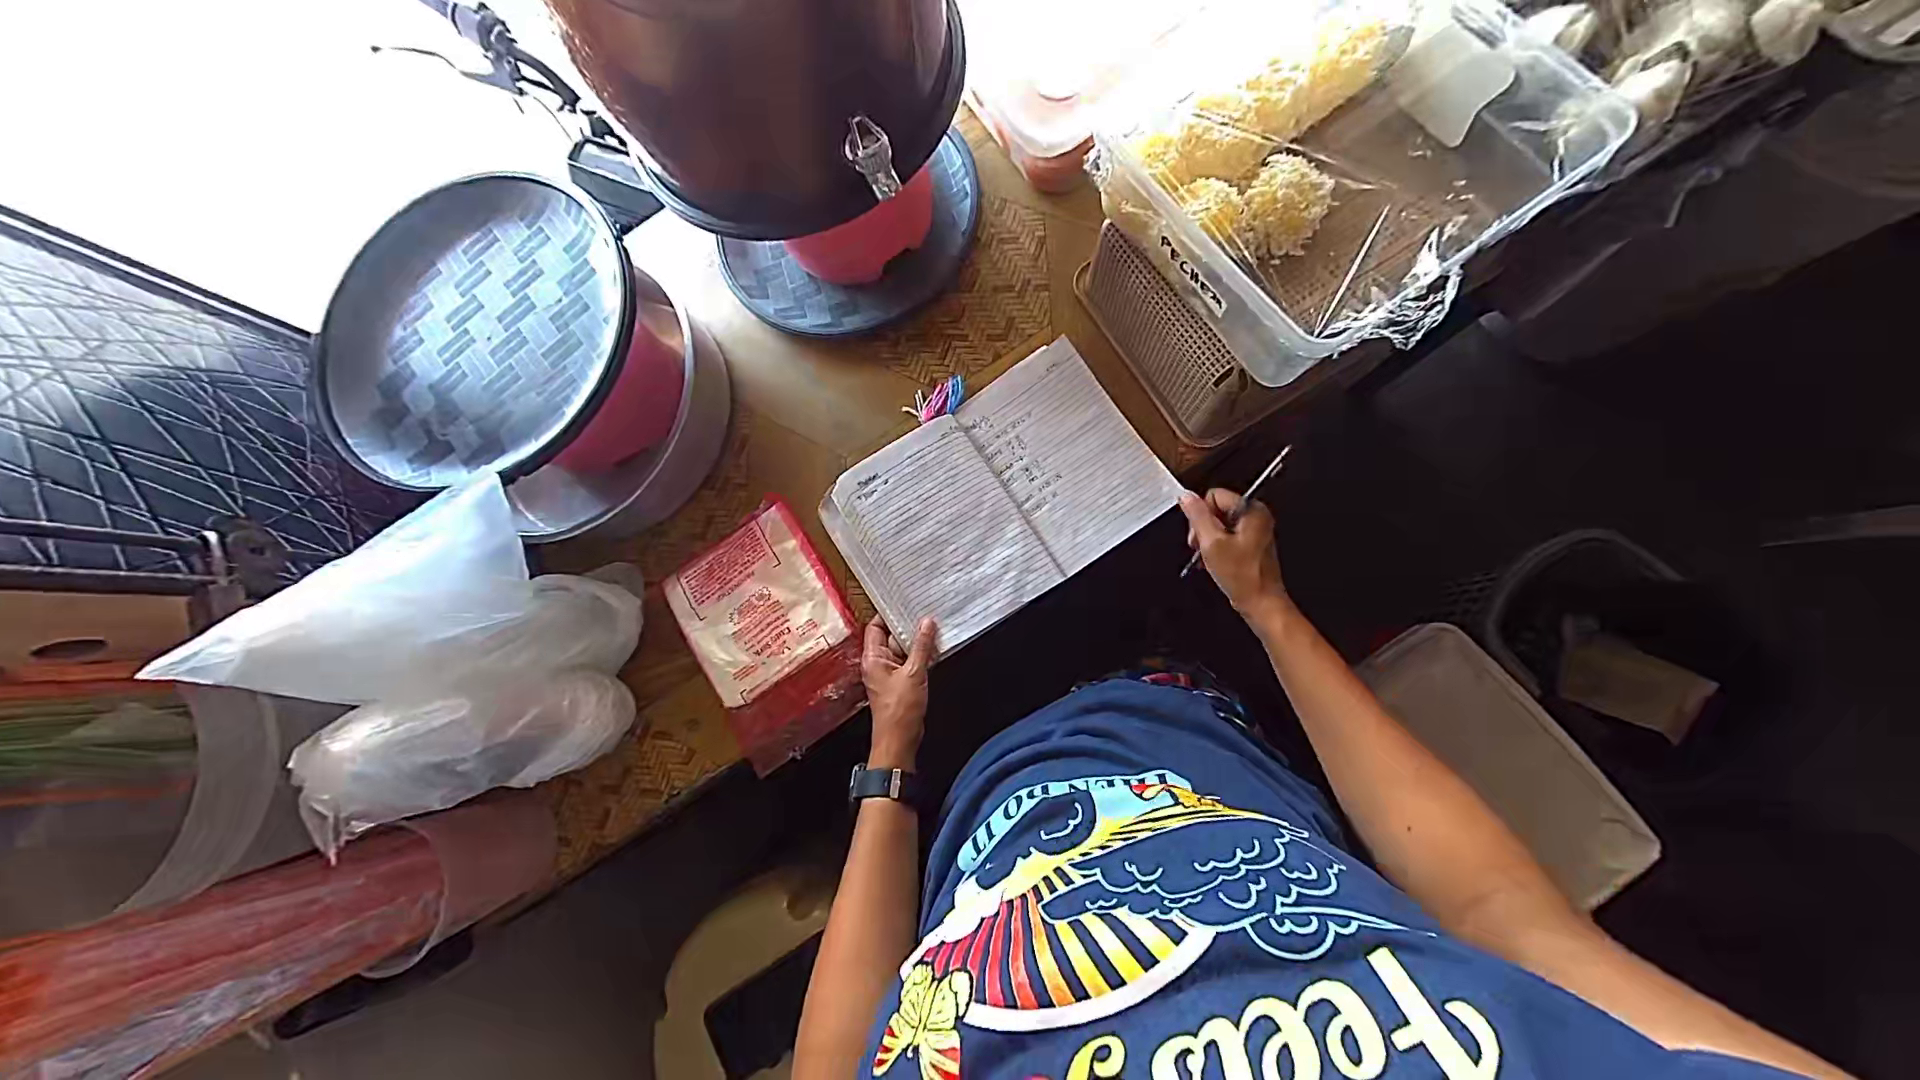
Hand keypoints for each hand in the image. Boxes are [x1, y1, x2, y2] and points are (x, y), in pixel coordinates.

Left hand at [862, 615, 935, 768]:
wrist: (900, 740)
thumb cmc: (900, 710)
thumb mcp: (914, 673)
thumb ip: (922, 646)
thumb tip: (927, 622)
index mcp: (873, 658)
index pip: (875, 627)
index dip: (887, 613)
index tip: (902, 602)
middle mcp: (878, 663)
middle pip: (891, 637)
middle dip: (907, 626)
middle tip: (924, 611)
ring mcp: (890, 673)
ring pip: (903, 650)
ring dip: (916, 641)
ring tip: (933, 625)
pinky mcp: (901, 682)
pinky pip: (910, 662)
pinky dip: (920, 655)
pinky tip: (934, 647)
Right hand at [1179, 489, 1289, 617]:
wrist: (1260, 601)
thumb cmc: (1243, 576)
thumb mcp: (1211, 542)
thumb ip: (1197, 516)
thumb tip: (1186, 497)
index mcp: (1251, 510)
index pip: (1214, 496)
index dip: (1201, 514)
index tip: (1200, 534)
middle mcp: (1256, 516)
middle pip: (1216, 509)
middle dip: (1203, 527)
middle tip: (1202, 546)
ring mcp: (1254, 530)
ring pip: (1219, 523)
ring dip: (1208, 539)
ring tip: (1208, 556)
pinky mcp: (1250, 543)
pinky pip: (1226, 535)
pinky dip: (1216, 546)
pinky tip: (1214, 560)